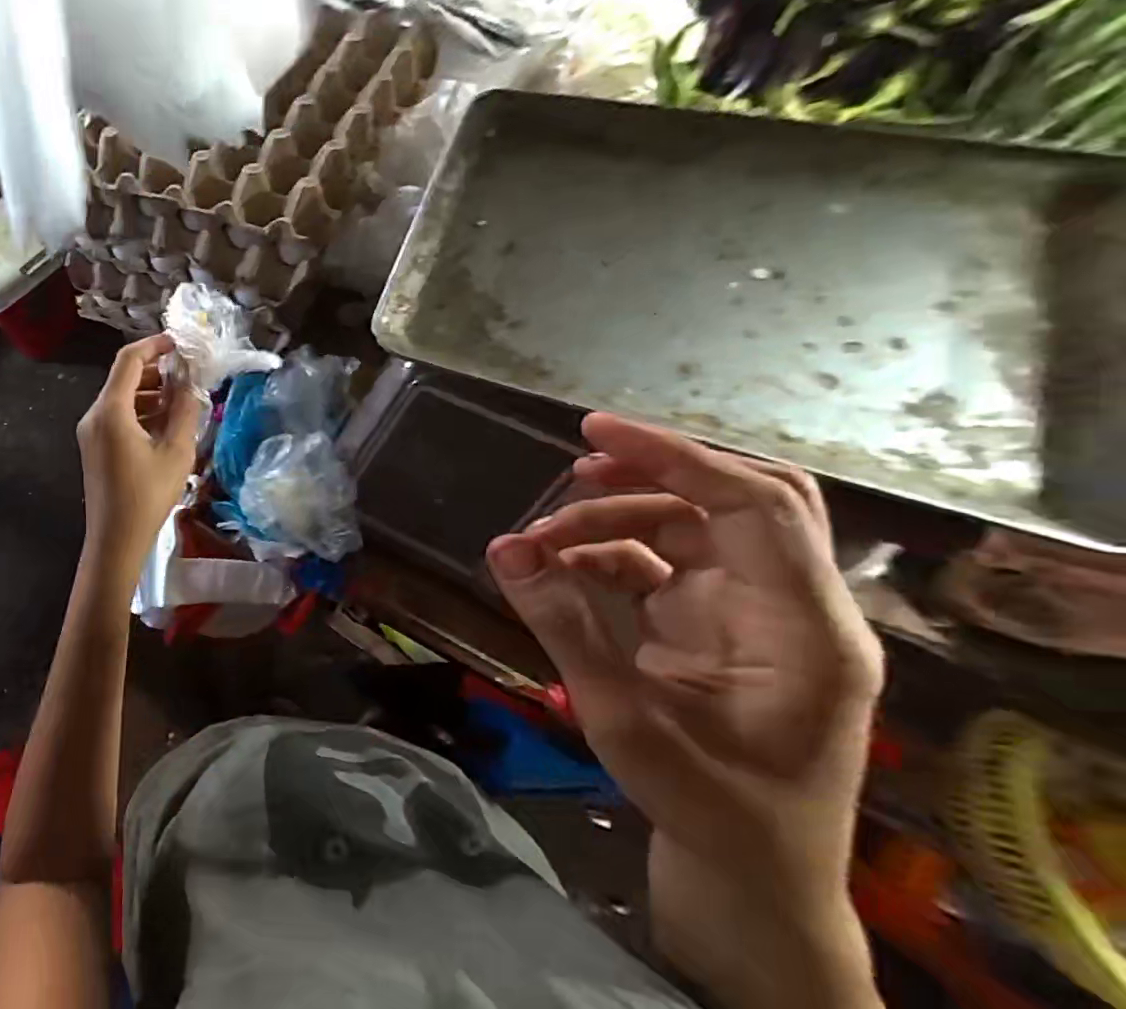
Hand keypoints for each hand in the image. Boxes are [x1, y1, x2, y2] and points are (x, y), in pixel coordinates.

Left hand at [77, 335, 201, 565]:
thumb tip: (191, 384)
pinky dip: (140, 412)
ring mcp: (90, 433)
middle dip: (156, 371)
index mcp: (111, 411)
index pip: (129, 360)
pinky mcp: (94, 448)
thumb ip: (185, 411)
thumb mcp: (176, 452)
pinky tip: (165, 425)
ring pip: (121, 399)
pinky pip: (116, 418)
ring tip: (182, 401)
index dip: (155, 345)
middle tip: (187, 374)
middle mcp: (94, 416)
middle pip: (123, 378)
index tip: (180, 344)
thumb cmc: (148, 496)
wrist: (115, 540)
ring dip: (150, 394)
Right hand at [486, 413, 883, 1008]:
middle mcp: (791, 607)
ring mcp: (756, 615)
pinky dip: (608, 558)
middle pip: (741, 499)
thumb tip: (502, 547)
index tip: (592, 431)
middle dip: (655, 471)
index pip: (754, 505)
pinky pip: (665, 566)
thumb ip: (563, 624)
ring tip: (539, 542)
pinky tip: (557, 571)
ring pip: (693, 529)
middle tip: (576, 465)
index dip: (674, 456)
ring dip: (615, 522)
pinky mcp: (719, 627)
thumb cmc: (704, 805)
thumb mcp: (623, 716)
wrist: (747, 872)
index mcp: (802, 628)